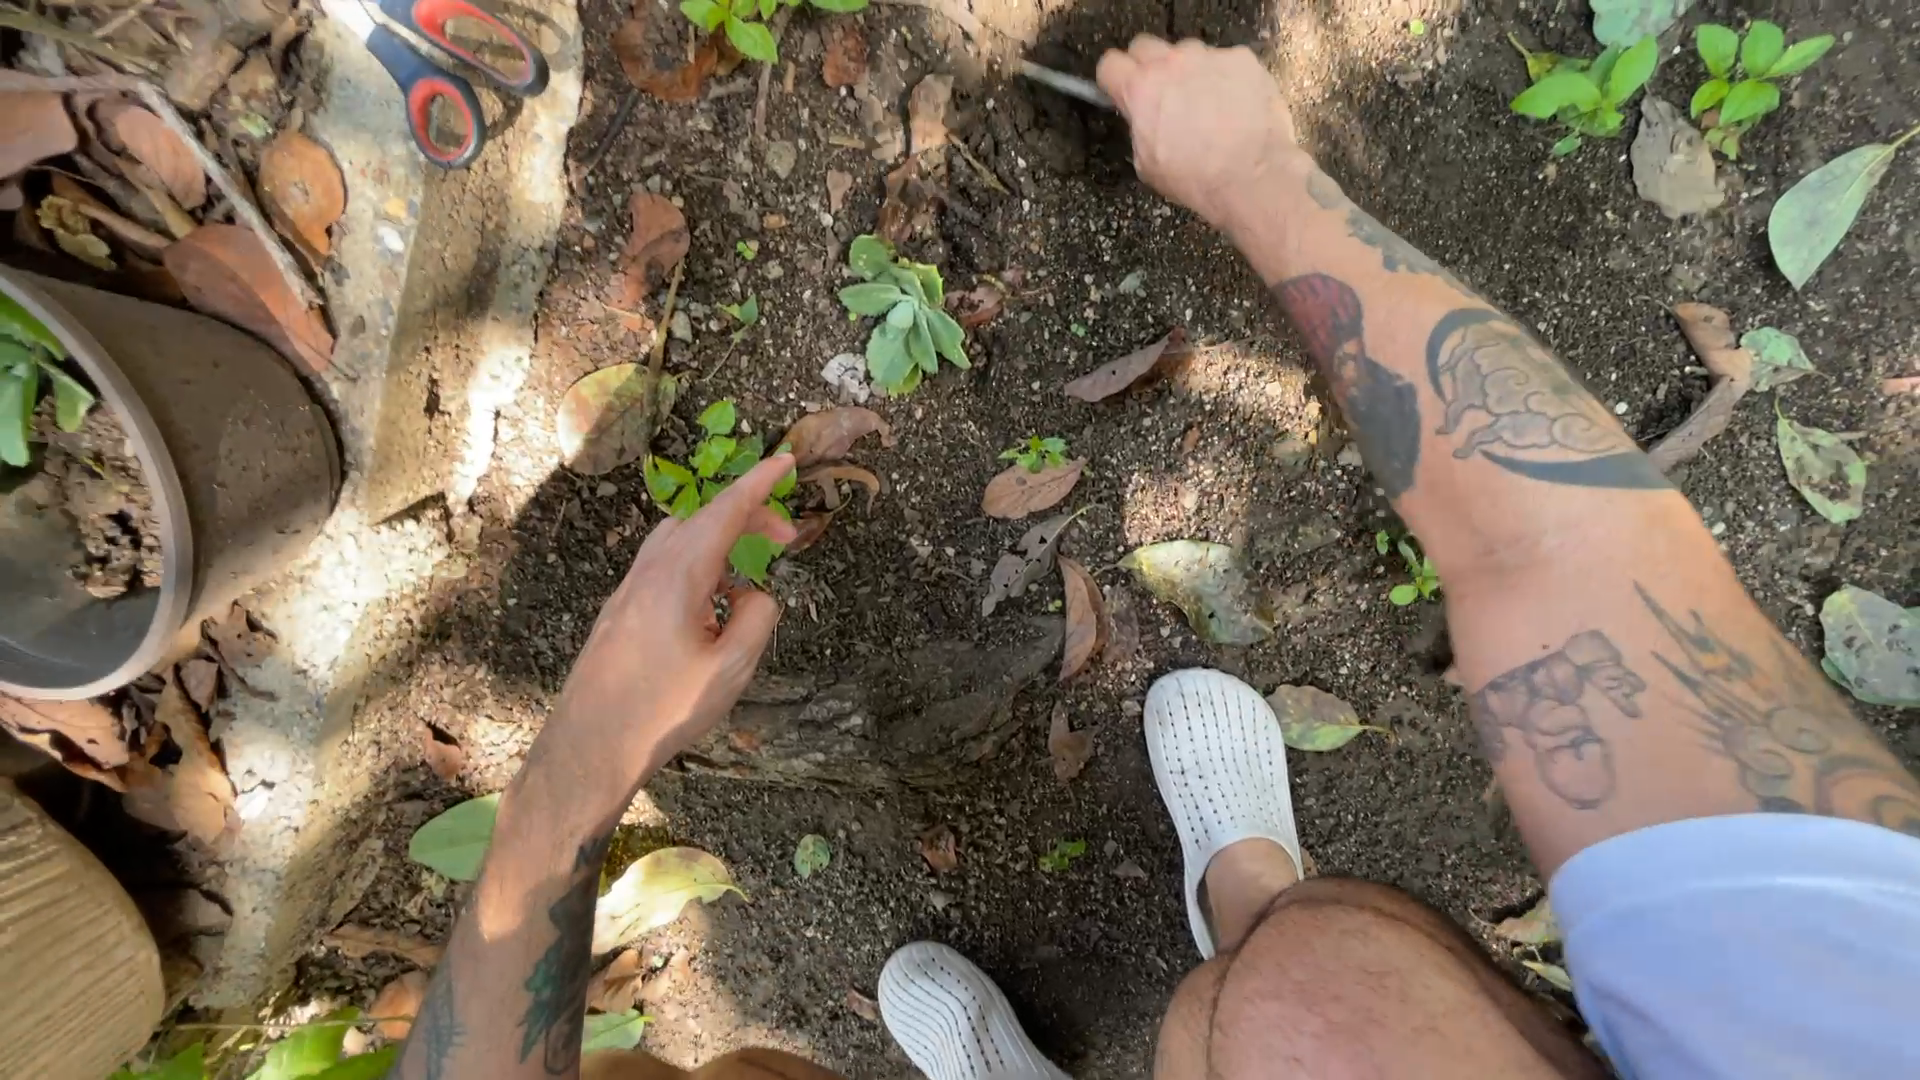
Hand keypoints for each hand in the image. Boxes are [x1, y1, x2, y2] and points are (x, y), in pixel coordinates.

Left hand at [543, 454, 798, 796]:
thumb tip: (758, 594)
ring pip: (678, 539)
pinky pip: (664, 565)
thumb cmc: (664, 709)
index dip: (759, 484)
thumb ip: (757, 619)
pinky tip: (712, 603)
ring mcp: (629, 590)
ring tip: (750, 570)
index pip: (725, 512)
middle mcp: (649, 571)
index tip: (785, 461)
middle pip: (702, 520)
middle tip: (787, 539)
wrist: (589, 747)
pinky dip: (699, 562)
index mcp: (678, 576)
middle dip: (748, 516)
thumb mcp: (730, 669)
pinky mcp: (620, 610)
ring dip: (720, 538)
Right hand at [1096, 37, 1306, 230]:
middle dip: (1145, 68)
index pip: (1110, 65)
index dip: (1112, 80)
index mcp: (1142, 91)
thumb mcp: (1147, 165)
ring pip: (1187, 53)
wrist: (1248, 174)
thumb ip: (1139, 130)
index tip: (1118, 89)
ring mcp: (1209, 57)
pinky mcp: (1241, 59)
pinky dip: (1222, 80)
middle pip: (1145, 46)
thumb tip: (1143, 121)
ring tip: (1201, 107)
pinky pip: (1223, 61)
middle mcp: (1173, 64)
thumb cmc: (1196, 177)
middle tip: (1156, 96)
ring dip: (1186, 73)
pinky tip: (1229, 108)